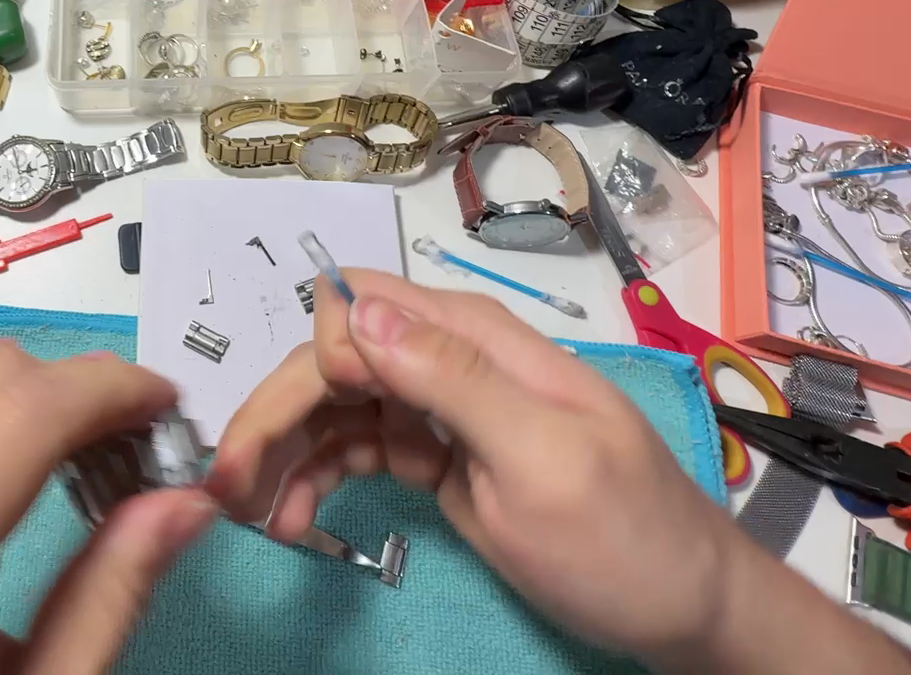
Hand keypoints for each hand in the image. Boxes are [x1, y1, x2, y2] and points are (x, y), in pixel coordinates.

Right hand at [208, 270, 910, 673]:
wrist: (681, 609)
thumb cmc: (622, 536)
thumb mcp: (544, 460)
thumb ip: (453, 377)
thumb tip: (358, 310)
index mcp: (465, 335)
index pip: (356, 301)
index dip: (323, 355)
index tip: (323, 424)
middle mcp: (434, 354)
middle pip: (324, 361)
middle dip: (272, 413)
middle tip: (229, 486)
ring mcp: (426, 403)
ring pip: (325, 406)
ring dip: (281, 452)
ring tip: (252, 515)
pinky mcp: (422, 448)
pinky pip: (347, 447)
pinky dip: (311, 476)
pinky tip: (293, 518)